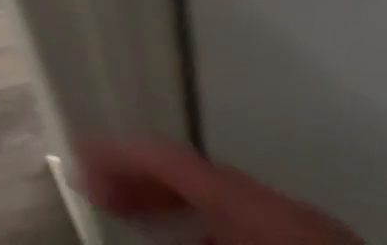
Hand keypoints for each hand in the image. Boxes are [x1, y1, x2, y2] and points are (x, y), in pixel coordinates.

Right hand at [78, 140, 361, 244]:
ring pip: (223, 207)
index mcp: (271, 211)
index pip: (178, 159)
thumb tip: (113, 210)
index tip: (76, 150)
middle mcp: (293, 214)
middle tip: (90, 184)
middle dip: (140, 180)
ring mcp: (310, 235)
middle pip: (199, 178)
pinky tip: (178, 244)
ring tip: (124, 216)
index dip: (120, 151)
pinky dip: (201, 233)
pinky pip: (244, 231)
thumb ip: (170, 236)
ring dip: (168, 210)